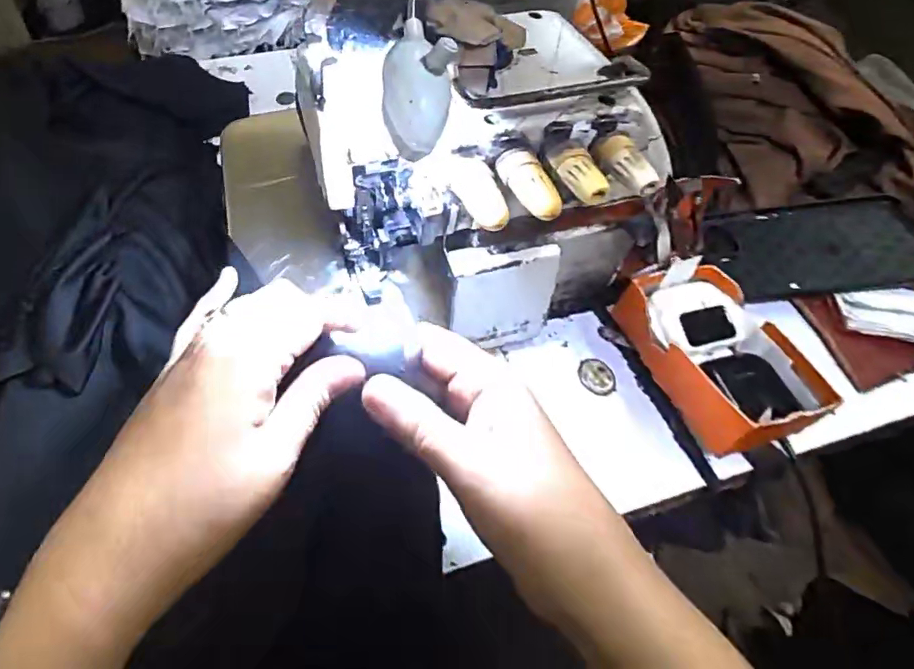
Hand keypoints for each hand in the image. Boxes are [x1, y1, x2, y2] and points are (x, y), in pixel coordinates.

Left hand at [0, 270, 363, 668]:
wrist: (112, 547)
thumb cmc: (205, 507)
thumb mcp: (274, 458)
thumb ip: (313, 397)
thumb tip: (353, 364)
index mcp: (246, 354)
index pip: (306, 312)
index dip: (343, 314)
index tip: (372, 330)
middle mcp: (216, 337)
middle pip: (278, 299)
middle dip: (317, 308)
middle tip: (347, 338)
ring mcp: (188, 350)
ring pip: (245, 303)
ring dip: (282, 308)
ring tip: (313, 334)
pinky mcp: (170, 367)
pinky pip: (203, 315)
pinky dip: (225, 297)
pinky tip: (228, 282)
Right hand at [361, 325, 747, 666]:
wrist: (583, 572)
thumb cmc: (531, 509)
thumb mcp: (469, 464)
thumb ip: (418, 423)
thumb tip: (368, 383)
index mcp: (492, 381)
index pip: (432, 343)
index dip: (388, 340)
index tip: (338, 344)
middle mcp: (488, 394)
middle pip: (431, 368)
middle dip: (388, 368)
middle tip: (329, 375)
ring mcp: (485, 427)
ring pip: (433, 399)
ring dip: (398, 397)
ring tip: (341, 396)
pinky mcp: (482, 457)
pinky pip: (440, 429)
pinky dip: (413, 426)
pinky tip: (381, 433)